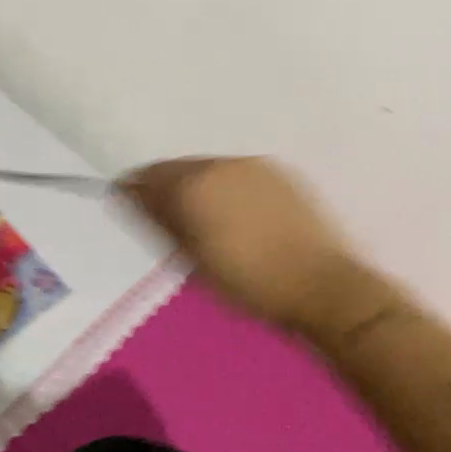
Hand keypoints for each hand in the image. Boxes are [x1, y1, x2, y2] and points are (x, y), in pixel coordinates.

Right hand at [121, 157, 368, 328]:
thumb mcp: (194, 260)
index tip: (126, 205)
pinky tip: (234, 212)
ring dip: (197, 185)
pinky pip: (238, 173)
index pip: (147, 177)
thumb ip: (159, 221)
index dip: (133, 190)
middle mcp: (219, 165)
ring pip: (209, 168)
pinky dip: (227, 186)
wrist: (324, 286)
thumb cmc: (250, 283)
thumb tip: (131, 196)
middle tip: (164, 215)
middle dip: (165, 186)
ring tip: (201, 216)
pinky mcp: (280, 173)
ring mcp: (253, 166)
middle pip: (177, 168)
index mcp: (193, 186)